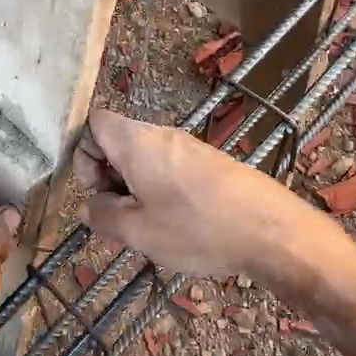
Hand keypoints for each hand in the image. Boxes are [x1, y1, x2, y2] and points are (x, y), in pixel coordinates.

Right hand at [72, 108, 326, 278]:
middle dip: (108, 179)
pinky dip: (160, 192)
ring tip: (146, 230)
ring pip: (144, 160)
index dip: (83, 156)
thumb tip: (88, 208)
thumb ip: (103, 216)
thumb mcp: (138, 232)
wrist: (271, 231)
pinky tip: (176, 227)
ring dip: (134, 190)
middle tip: (117, 220)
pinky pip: (169, 169)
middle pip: (117, 143)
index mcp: (136, 142)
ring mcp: (189, 147)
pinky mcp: (210, 163)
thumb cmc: (197, 228)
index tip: (95, 191)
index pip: (93, 124)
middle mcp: (161, 135)